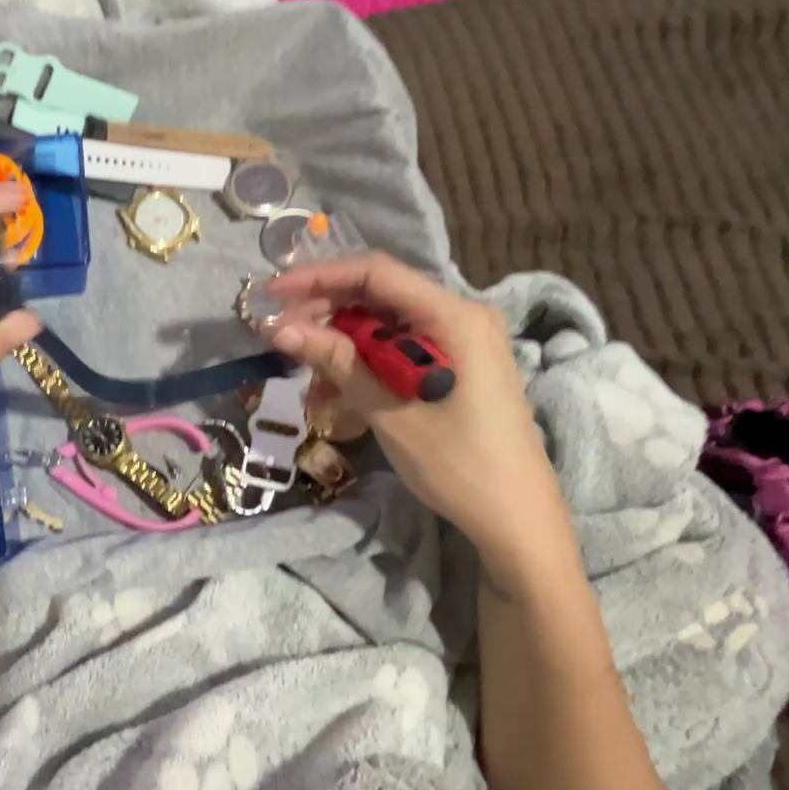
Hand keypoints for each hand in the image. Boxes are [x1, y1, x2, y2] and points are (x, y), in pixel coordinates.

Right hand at [261, 253, 571, 567]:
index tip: (273, 294)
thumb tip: (280, 329)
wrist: (516, 516)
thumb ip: (337, 362)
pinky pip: (398, 345)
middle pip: (379, 293)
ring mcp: (461, 339)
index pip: (376, 274)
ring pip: (384, 321)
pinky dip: (362, 359)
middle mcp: (460, 315)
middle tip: (278, 335)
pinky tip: (333, 387)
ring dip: (339, 339)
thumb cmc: (457, 464)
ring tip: (302, 369)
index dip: (318, 277)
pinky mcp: (455, 362)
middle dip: (324, 310)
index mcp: (453, 317)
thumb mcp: (388, 411)